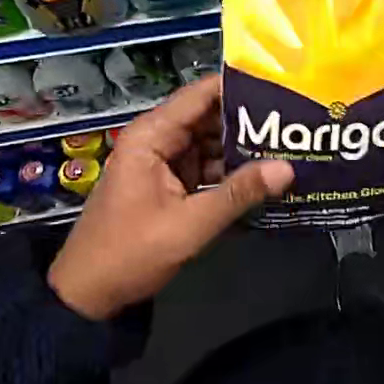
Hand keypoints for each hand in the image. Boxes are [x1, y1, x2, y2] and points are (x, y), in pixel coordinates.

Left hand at [47, 75, 293, 319]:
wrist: (88, 296)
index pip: (201, 94)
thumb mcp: (189, 225)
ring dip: (245, 145)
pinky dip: (233, 169)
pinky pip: (209, 164)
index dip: (240, 87)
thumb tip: (288, 168)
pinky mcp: (172, 182)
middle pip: (211, 116)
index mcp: (152, 136)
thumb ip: (239, 193)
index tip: (282, 86)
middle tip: (296, 120)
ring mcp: (165, 161)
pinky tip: (266, 173)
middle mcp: (158, 139)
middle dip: (251, 118)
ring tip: (290, 144)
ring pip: (214, 141)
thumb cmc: (130, 253)